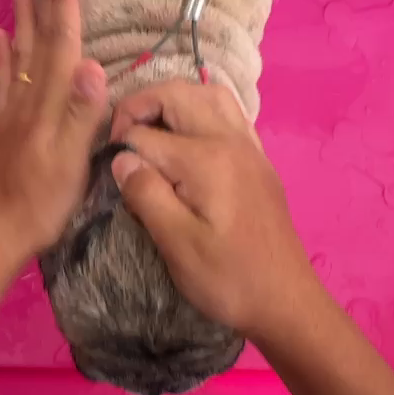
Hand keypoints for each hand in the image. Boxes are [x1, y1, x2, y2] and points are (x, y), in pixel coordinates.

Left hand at [0, 0, 109, 261]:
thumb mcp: (69, 163)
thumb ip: (81, 115)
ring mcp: (14, 112)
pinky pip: (3, 82)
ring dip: (22, 18)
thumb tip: (94, 65)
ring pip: (19, 55)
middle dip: (43, 0)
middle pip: (38, 42)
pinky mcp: (5, 127)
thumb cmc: (39, 202)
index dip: (63, 5)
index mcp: (49, 104)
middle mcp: (29, 100)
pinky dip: (1, 56)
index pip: (60, 45)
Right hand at [108, 81, 327, 343]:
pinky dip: (199, 109)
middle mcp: (230, 141)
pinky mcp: (257, 160)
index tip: (108, 175)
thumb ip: (146, 194)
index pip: (144, 135)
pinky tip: (185, 137)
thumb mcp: (177, 245)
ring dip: (172, 100)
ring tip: (149, 128)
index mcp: (206, 161)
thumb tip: (121, 159)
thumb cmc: (228, 278)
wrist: (285, 301)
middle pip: (178, 94)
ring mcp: (249, 147)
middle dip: (140, 105)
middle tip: (119, 137)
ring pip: (208, 93)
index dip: (118, 149)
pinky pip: (228, 112)